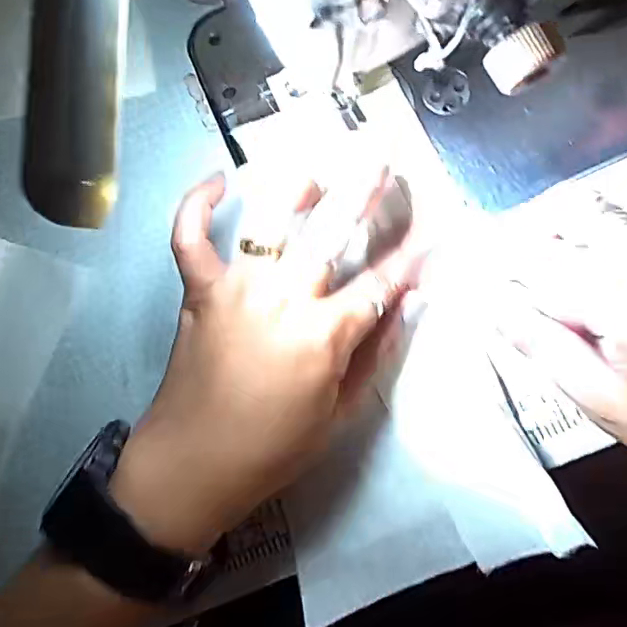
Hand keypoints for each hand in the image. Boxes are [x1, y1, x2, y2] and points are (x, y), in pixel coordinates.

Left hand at [109, 169, 420, 555]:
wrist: (190, 467)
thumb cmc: (273, 449)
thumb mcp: (339, 414)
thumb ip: (375, 353)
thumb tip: (408, 303)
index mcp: (323, 335)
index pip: (380, 283)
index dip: (412, 255)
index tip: (436, 228)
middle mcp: (282, 300)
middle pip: (329, 234)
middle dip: (362, 192)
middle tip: (383, 159)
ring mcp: (236, 290)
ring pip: (265, 223)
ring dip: (292, 188)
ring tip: (314, 168)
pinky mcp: (198, 293)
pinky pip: (190, 239)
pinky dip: (196, 207)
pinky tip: (215, 181)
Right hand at [497, 208, 626, 586]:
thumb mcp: (617, 411)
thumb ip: (548, 348)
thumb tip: (497, 306)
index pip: (538, 262)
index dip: (503, 267)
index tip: (482, 276)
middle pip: (574, 218)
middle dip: (536, 237)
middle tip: (518, 268)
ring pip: (619, 218)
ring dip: (582, 236)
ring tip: (568, 272)